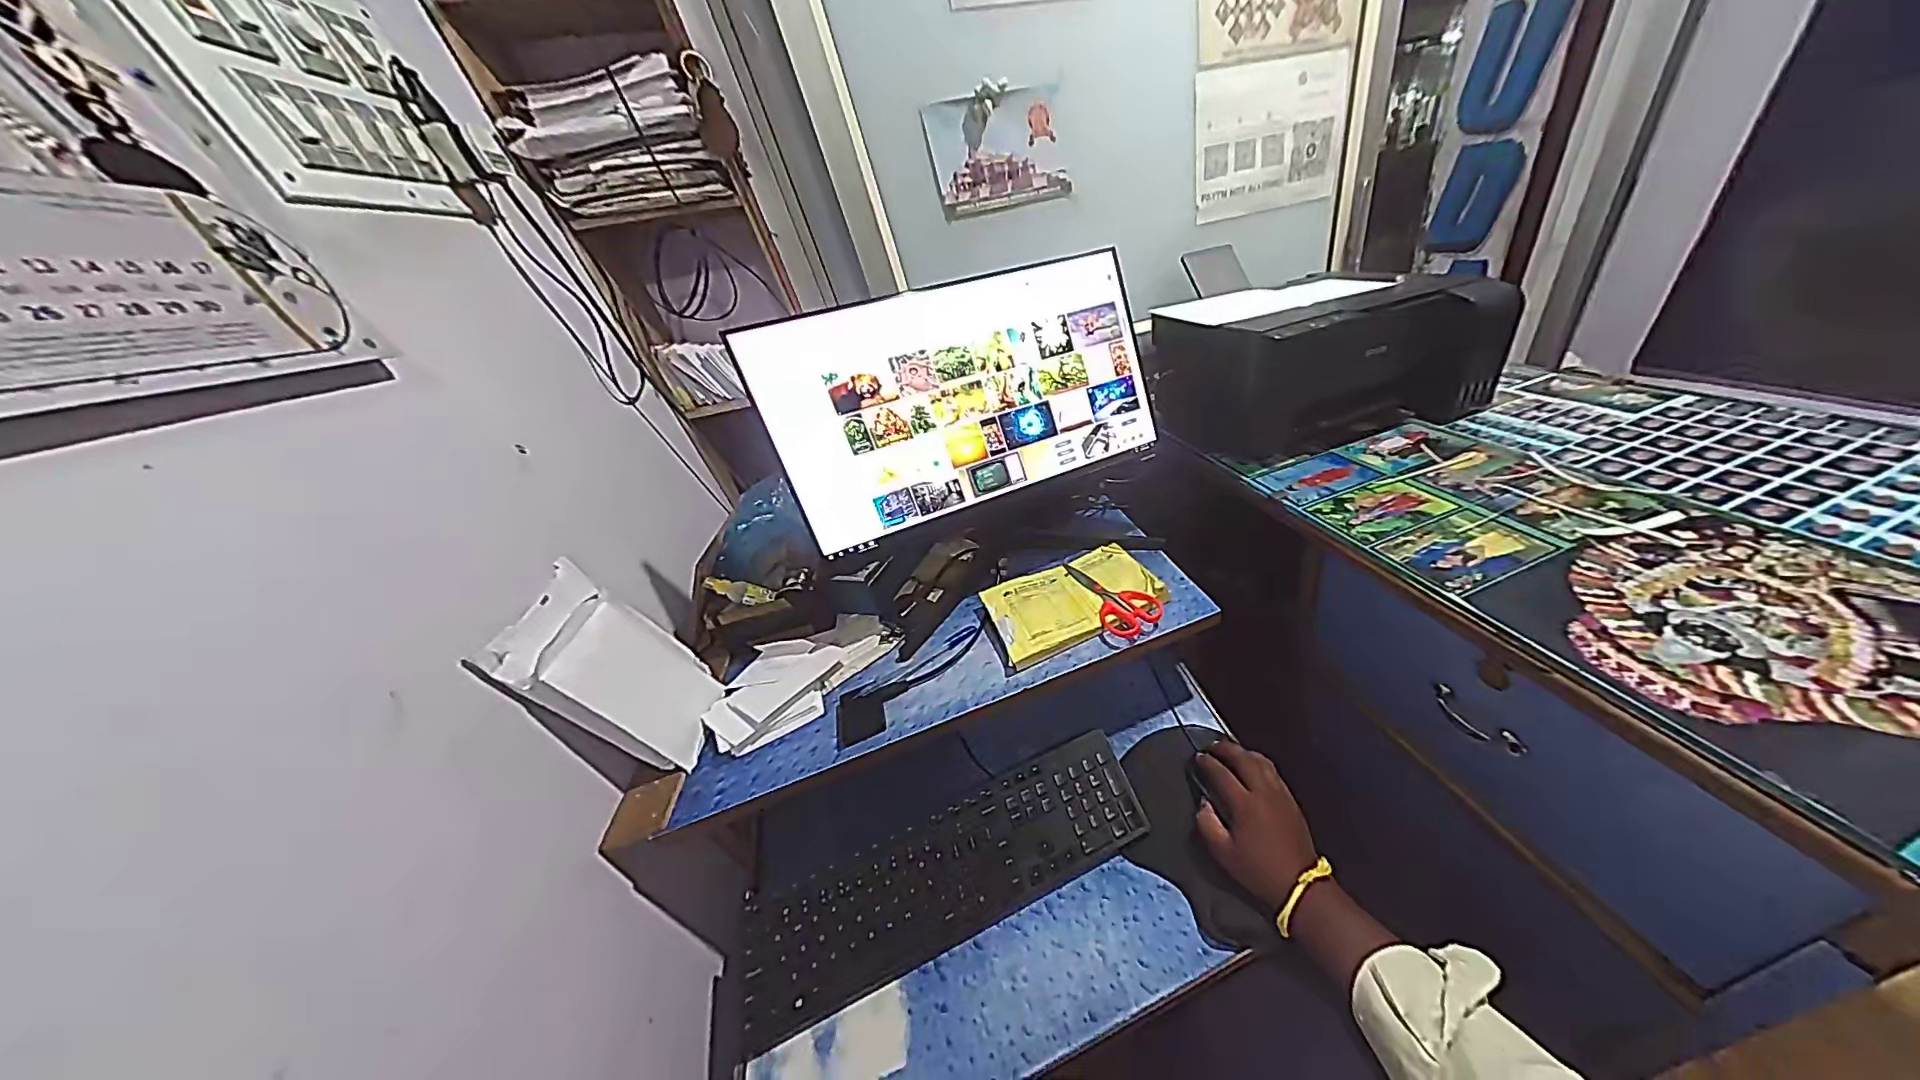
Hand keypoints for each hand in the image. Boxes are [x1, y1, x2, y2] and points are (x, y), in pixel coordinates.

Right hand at [1193, 740, 1318, 910]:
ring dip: (1243, 751)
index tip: (1197, 758)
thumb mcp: (1223, 853)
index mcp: (1244, 804)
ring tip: (1230, 751)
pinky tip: (1252, 764)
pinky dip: (1258, 761)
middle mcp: (1263, 792)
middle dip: (1225, 748)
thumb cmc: (1257, 870)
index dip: (1206, 762)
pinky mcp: (1291, 799)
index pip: (1221, 773)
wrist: (1299, 884)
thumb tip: (1203, 803)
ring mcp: (1280, 794)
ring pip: (1261, 761)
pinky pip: (1273, 770)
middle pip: (1243, 758)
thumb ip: (1207, 824)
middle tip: (1211, 746)